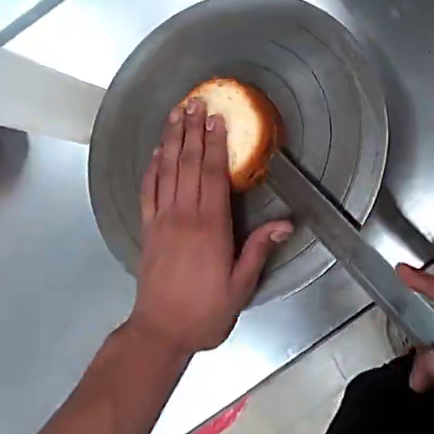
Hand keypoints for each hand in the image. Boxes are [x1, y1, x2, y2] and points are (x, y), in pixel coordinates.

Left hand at [131, 99, 291, 354]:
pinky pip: (148, 191)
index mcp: (211, 226)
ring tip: (175, 114)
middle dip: (192, 130)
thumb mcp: (241, 285)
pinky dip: (151, 168)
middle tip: (195, 102)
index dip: (214, 144)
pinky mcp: (147, 229)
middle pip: (188, 164)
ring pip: (166, 171)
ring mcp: (162, 220)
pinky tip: (156, 152)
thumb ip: (259, 249)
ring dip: (171, 140)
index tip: (216, 119)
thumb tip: (286, 223)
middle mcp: (184, 216)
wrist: (161, 332)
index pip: (212, 175)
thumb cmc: (206, 311)